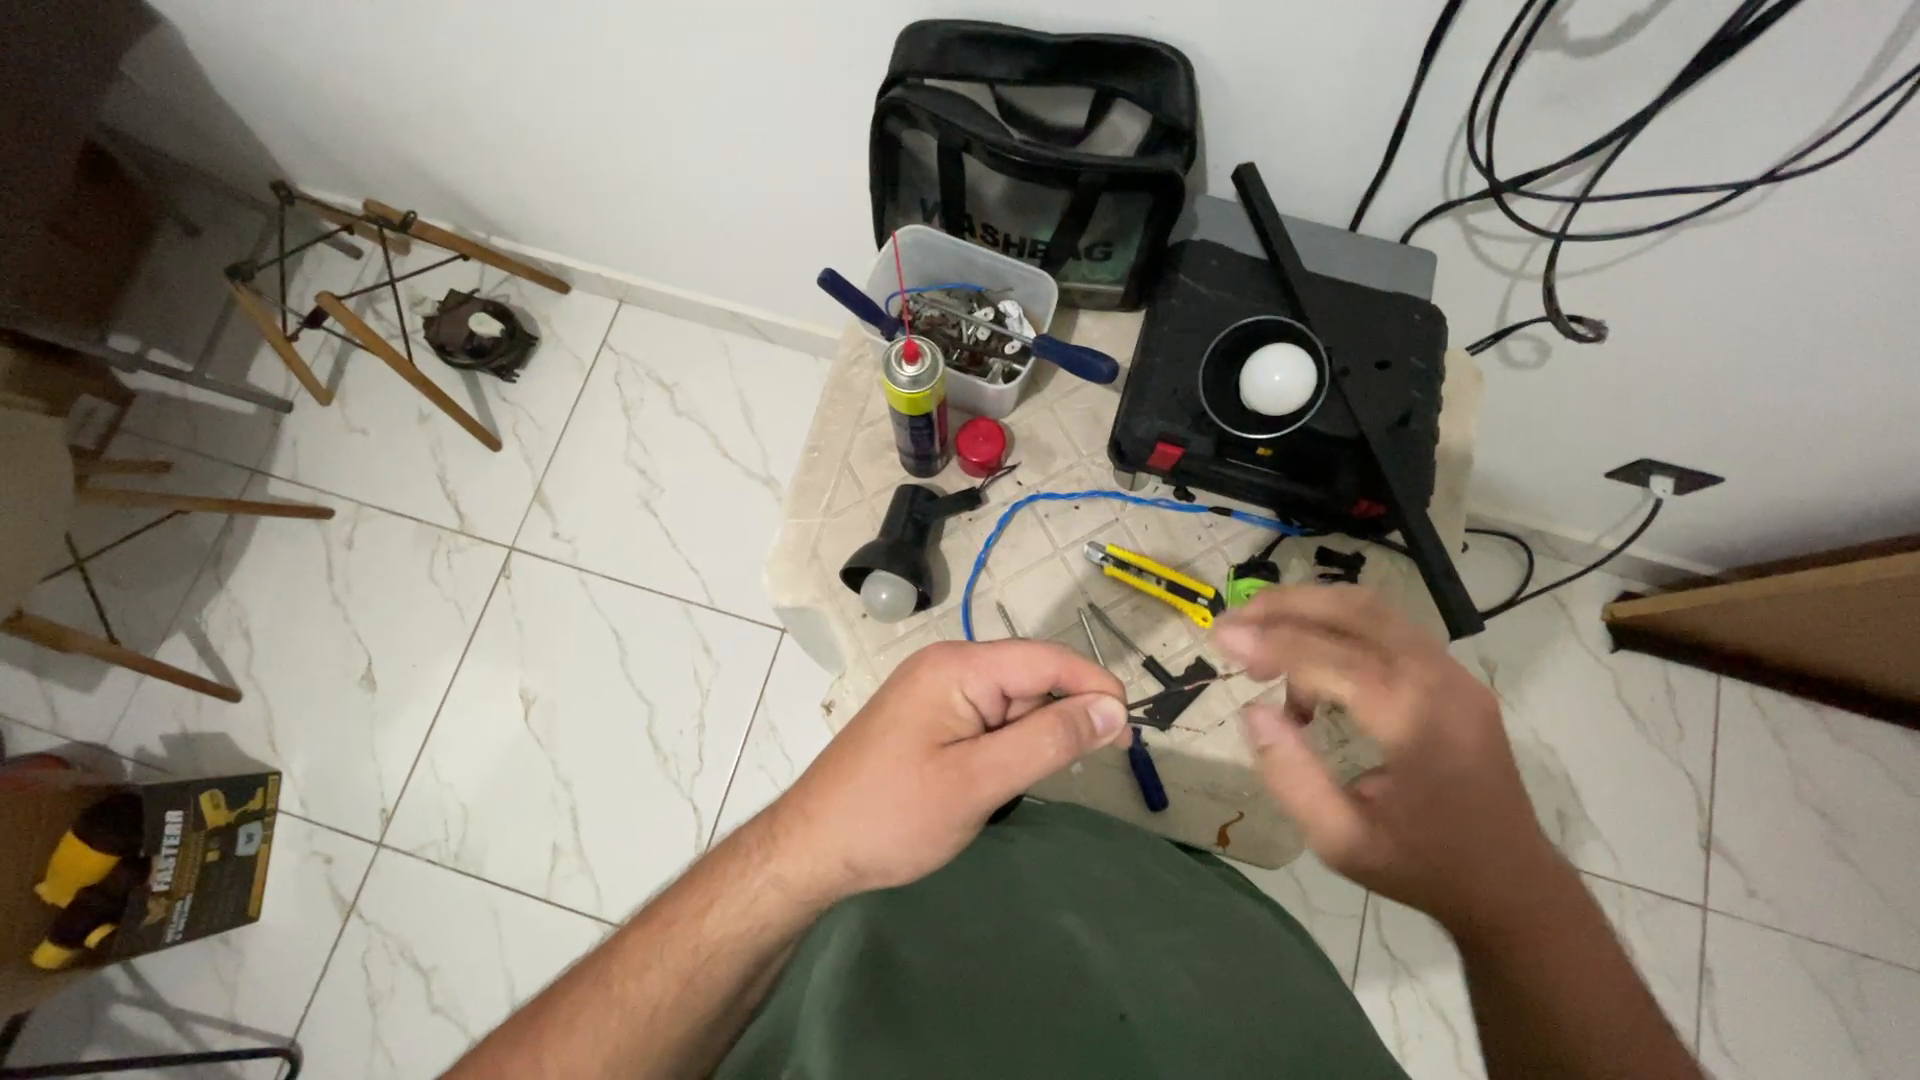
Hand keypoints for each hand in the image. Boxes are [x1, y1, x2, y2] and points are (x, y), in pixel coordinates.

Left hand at [767, 639, 1129, 898]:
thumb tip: (1114, 708)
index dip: (1095, 687)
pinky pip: (988, 716)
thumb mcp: (979, 782)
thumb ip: (1049, 740)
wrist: (812, 847)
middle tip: (1078, 771)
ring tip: (1022, 784)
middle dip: (1065, 716)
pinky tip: (1002, 777)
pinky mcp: (930, 716)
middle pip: (1032, 676)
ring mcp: (936, 689)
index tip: (1129, 734)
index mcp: (959, 666)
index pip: (1048, 659)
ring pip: (1013, 700)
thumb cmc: (893, 816)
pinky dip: (1009, 743)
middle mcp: (949, 665)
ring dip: (1035, 735)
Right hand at [1214, 586, 1566, 930]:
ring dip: (1310, 611)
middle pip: (1355, 611)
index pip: (1330, 657)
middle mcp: (1439, 681)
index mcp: (1415, 721)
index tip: (1218, 637)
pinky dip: (1337, 628)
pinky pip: (1388, 629)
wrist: (1512, 885)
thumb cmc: (1422, 866)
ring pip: (1373, 610)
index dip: (1269, 642)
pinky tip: (1306, 661)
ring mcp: (1454, 673)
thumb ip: (1291, 777)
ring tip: (1260, 634)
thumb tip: (1253, 710)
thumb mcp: (1342, 841)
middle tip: (1232, 623)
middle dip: (1285, 607)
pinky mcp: (1454, 677)